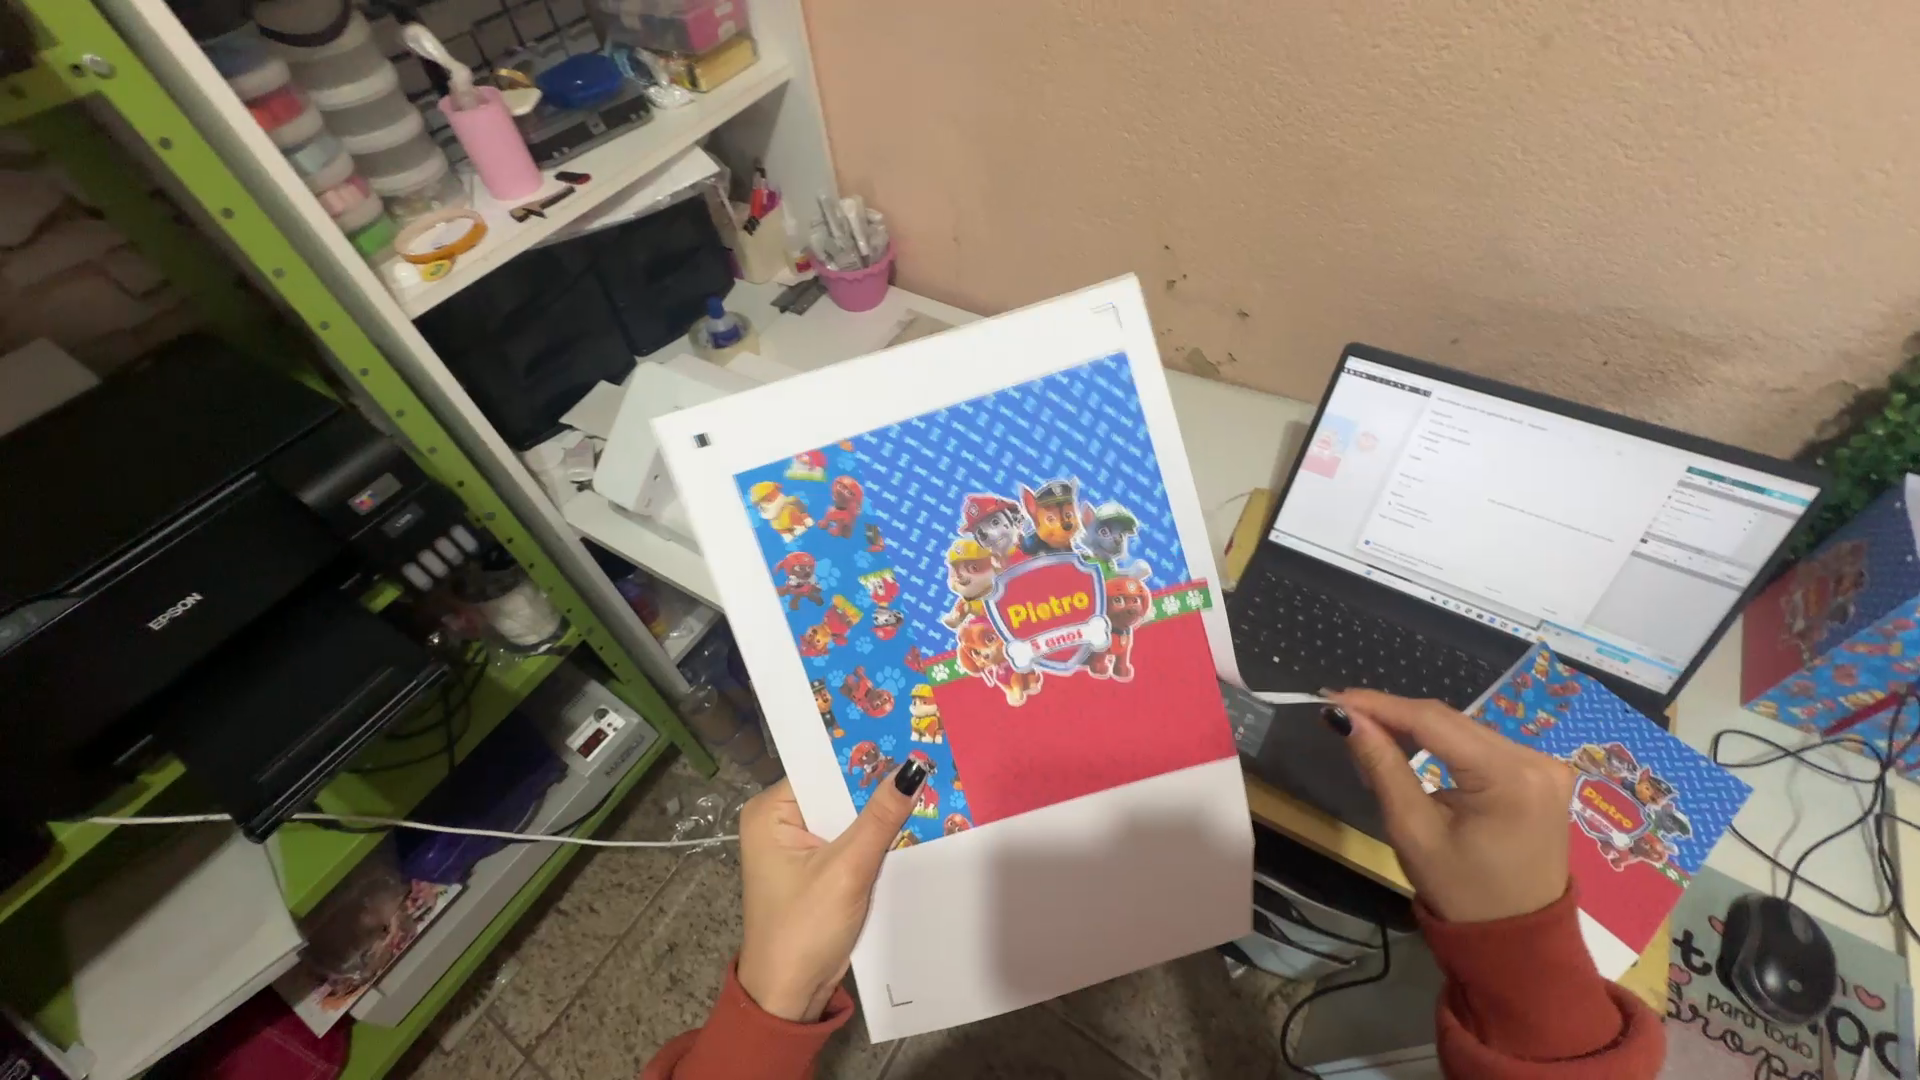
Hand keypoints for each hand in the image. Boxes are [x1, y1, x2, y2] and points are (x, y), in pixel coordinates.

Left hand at [735, 762, 925, 1020]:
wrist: (789, 999)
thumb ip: (880, 817)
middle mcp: (780, 819)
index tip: (907, 738)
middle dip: (876, 782)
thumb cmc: (805, 930)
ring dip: (879, 809)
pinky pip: (850, 836)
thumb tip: (913, 767)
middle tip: (927, 759)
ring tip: (926, 782)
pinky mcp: (816, 865)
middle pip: (837, 789)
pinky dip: (874, 834)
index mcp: (771, 811)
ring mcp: (798, 844)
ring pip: (847, 813)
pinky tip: (910, 820)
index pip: (822, 767)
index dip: (864, 754)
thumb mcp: (847, 870)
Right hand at [1330, 689, 1573, 923]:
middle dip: (1390, 712)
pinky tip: (1404, 740)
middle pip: (1447, 719)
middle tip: (1339, 712)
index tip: (1330, 699)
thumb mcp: (1412, 829)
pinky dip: (1435, 739)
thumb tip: (1345, 717)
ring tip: (1364, 727)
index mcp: (1509, 777)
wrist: (1518, 940)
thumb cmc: (1461, 890)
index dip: (1378, 704)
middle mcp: (1534, 760)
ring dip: (1410, 724)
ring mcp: (1542, 765)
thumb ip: (1381, 765)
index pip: (1431, 722)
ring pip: (1459, 726)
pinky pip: (1475, 741)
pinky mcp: (1537, 773)